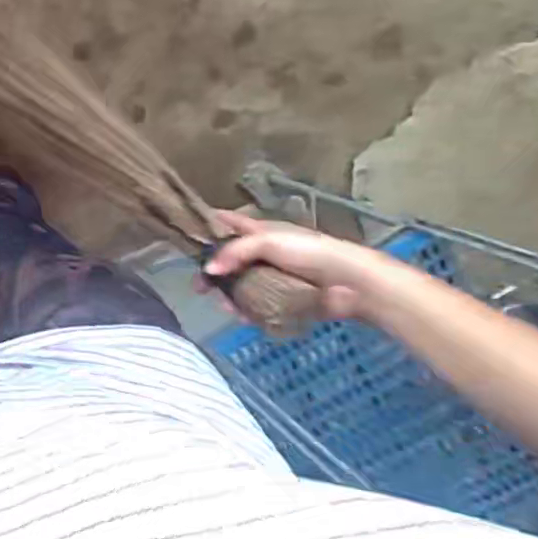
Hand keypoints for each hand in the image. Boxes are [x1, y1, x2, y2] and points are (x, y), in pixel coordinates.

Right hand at [203, 211, 407, 320]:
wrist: (352, 283)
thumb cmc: (310, 253)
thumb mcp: (268, 242)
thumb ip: (235, 252)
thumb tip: (208, 270)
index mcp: (259, 230)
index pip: (226, 223)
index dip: (206, 226)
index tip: (185, 236)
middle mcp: (263, 251)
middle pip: (228, 259)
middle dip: (213, 272)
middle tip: (199, 287)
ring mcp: (272, 276)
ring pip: (240, 285)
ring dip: (229, 295)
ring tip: (225, 306)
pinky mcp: (283, 299)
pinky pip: (257, 304)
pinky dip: (247, 310)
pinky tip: (242, 316)